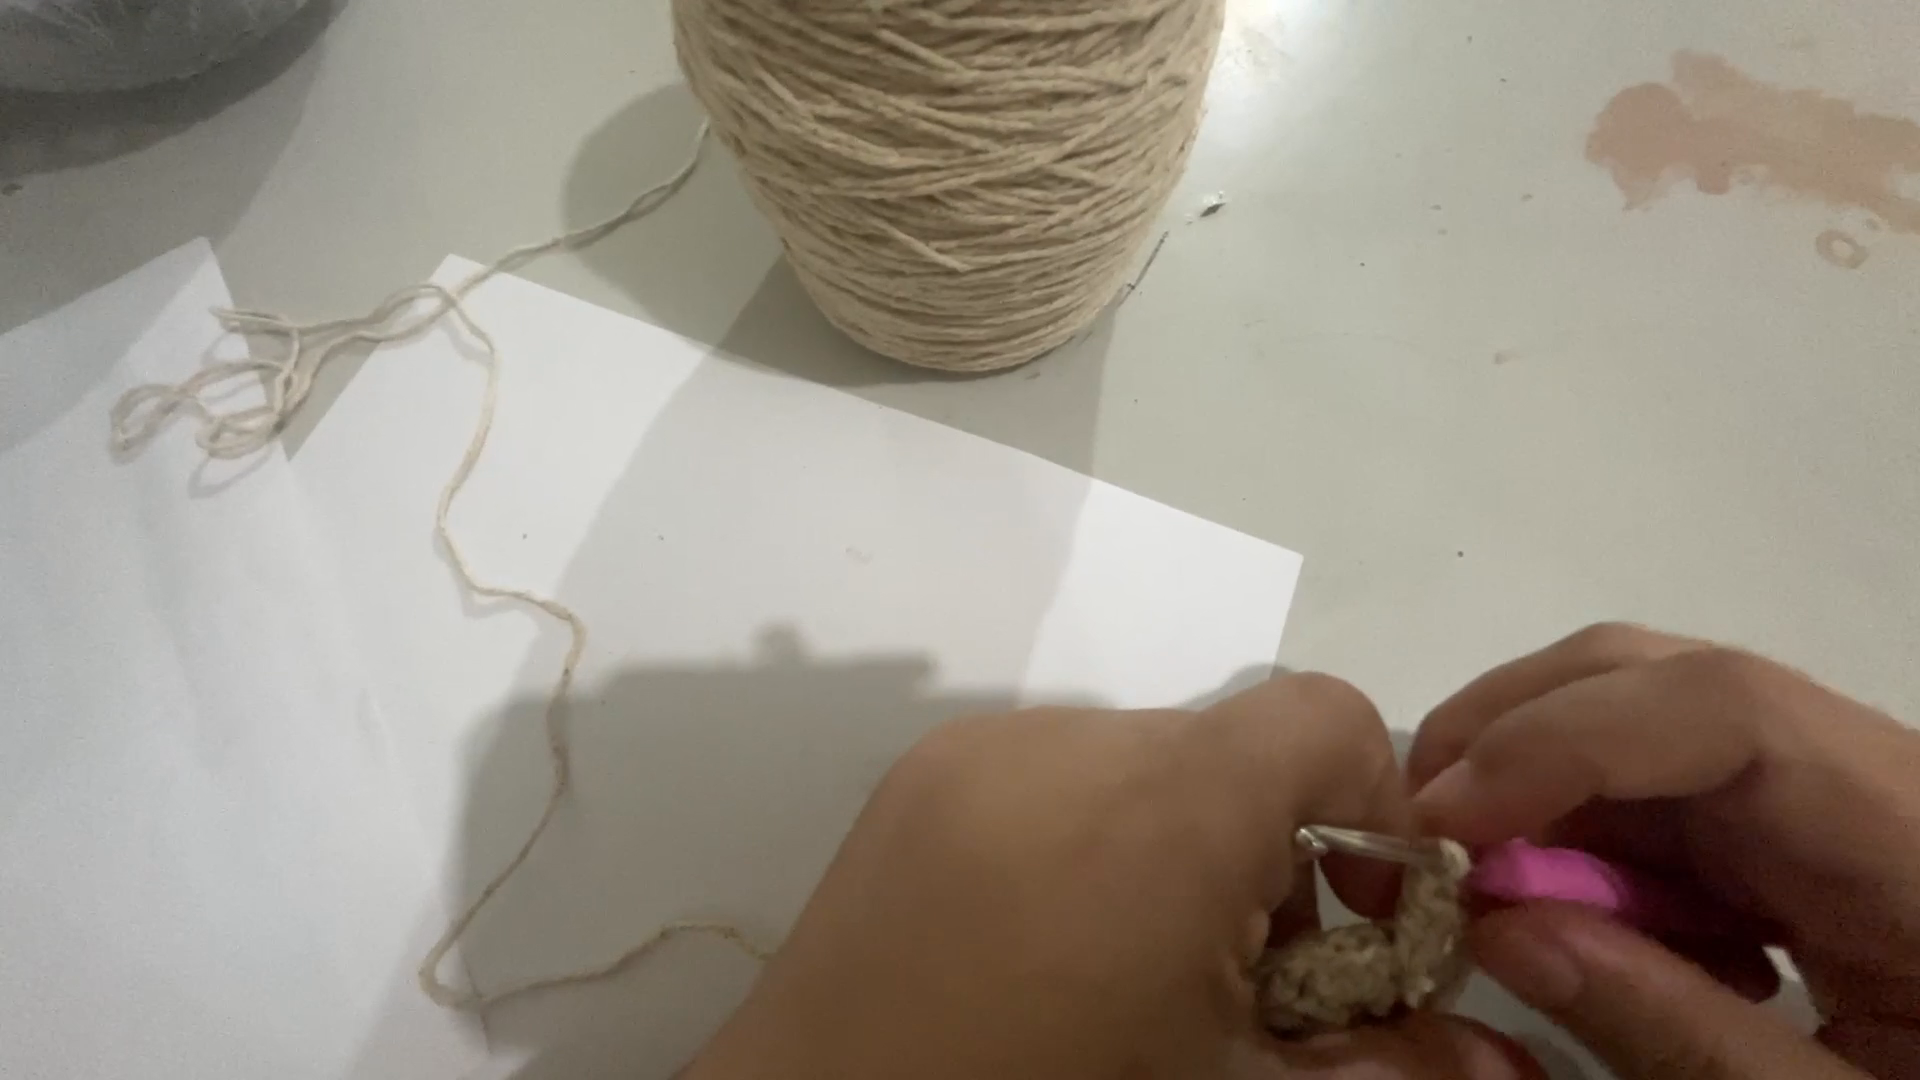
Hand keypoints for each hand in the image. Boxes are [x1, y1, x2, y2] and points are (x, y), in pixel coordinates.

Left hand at [688, 676, 1539, 1078]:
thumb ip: (1377, 1064)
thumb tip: (1494, 1049)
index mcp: (1163, 806)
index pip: (1321, 713)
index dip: (1368, 798)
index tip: (1353, 908)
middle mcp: (1068, 740)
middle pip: (1226, 746)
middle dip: (1266, 841)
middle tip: (1234, 964)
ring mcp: (983, 743)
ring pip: (1138, 754)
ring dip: (1170, 831)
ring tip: (1126, 947)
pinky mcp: (928, 765)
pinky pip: (1052, 764)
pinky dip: (1086, 822)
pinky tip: (1044, 919)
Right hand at [1409, 624, 1919, 1078]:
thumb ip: (1682, 1036)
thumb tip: (1492, 928)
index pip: (1717, 707)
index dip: (1556, 739)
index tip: (1444, 823)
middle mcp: (1862, 770)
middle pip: (1637, 674)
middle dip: (1501, 733)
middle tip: (1423, 824)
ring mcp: (1809, 778)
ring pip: (1609, 713)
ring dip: (1518, 786)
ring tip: (1487, 882)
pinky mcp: (1771, 809)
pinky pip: (1625, 778)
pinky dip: (1560, 830)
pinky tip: (1580, 911)